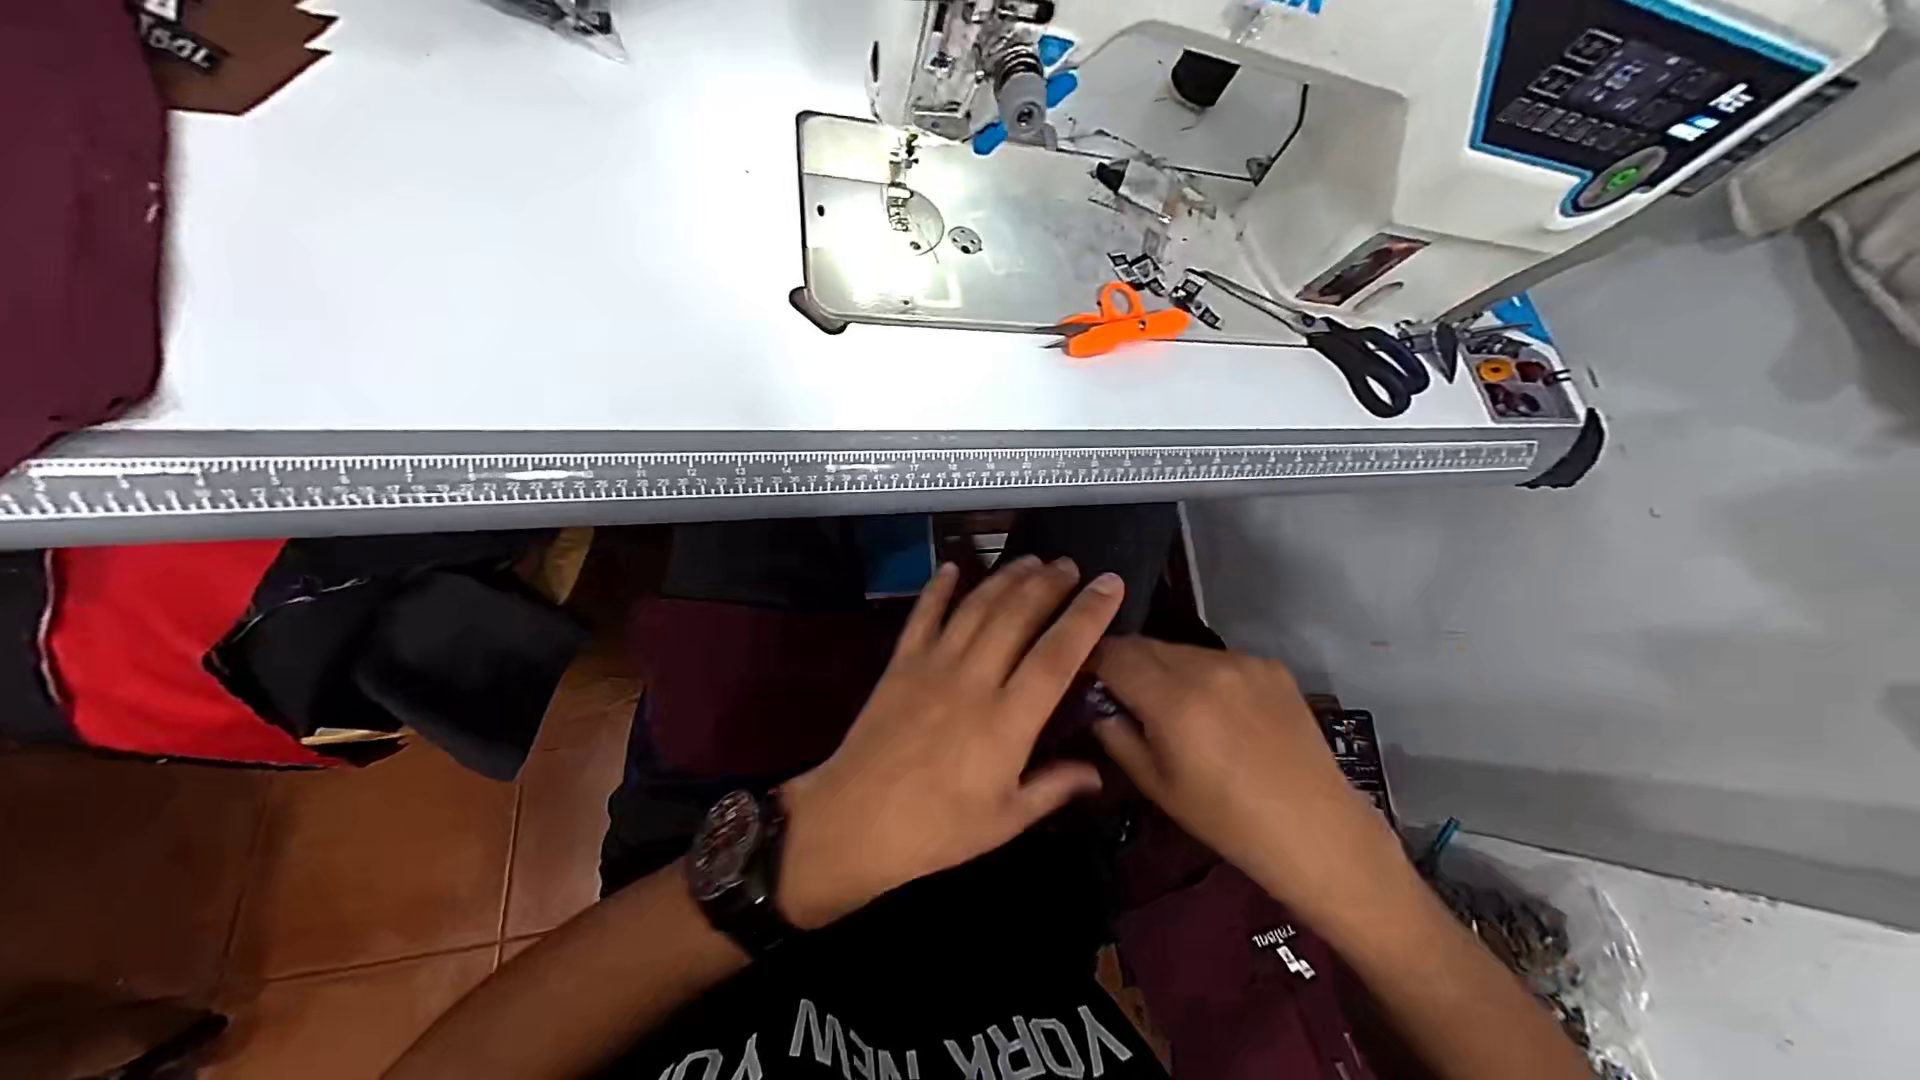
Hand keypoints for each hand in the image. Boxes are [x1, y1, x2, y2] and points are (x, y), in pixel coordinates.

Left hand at [776, 556, 1124, 928]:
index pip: (1058, 655)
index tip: (1109, 585)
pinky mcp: (900, 664)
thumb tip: (1098, 773)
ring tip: (1032, 560)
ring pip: (976, 608)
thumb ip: (1054, 788)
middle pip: (1017, 616)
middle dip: (1049, 584)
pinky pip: (923, 616)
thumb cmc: (936, 829)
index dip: (1087, 615)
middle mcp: (974, 680)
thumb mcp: (1005, 820)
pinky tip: (952, 567)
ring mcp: (933, 666)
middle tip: (1070, 565)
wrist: (854, 822)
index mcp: (1007, 721)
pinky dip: (938, 588)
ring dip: (1006, 578)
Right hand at [1091, 637, 1405, 919]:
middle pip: (1143, 644)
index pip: (1112, 654)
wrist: (1315, 830)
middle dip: (1122, 661)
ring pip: (1179, 649)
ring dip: (1161, 666)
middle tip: (1117, 691)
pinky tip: (1212, 707)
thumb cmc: (1225, 818)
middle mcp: (1206, 667)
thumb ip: (1115, 733)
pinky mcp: (1270, 666)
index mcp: (1173, 700)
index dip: (1089, 660)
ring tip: (1168, 703)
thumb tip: (1097, 701)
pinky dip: (1200, 673)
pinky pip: (1215, 659)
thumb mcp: (1154, 783)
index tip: (1080, 676)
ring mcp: (1243, 662)